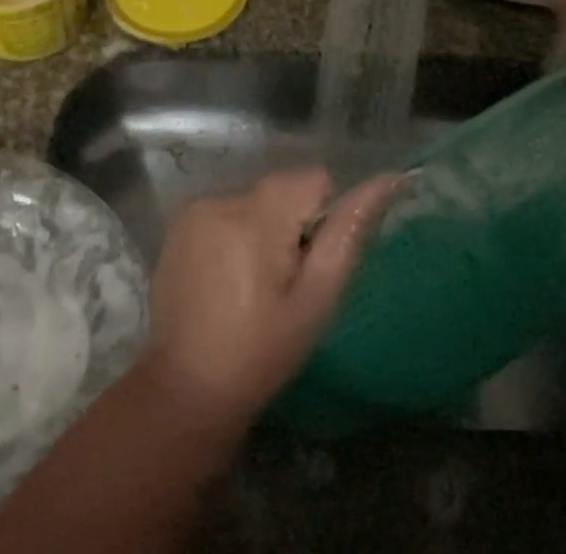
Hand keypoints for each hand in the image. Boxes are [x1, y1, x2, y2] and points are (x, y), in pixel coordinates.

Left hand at [139, 169, 401, 425]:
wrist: (188, 386)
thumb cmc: (261, 351)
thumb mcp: (316, 299)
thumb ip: (348, 233)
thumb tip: (388, 180)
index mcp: (257, 217)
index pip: (314, 179)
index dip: (324, 218)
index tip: (309, 265)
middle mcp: (221, 200)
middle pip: (282, 190)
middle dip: (291, 226)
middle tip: (283, 285)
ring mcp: (193, 212)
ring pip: (255, 202)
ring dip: (263, 230)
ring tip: (252, 287)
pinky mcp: (177, 227)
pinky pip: (225, 214)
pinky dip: (235, 236)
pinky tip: (226, 281)